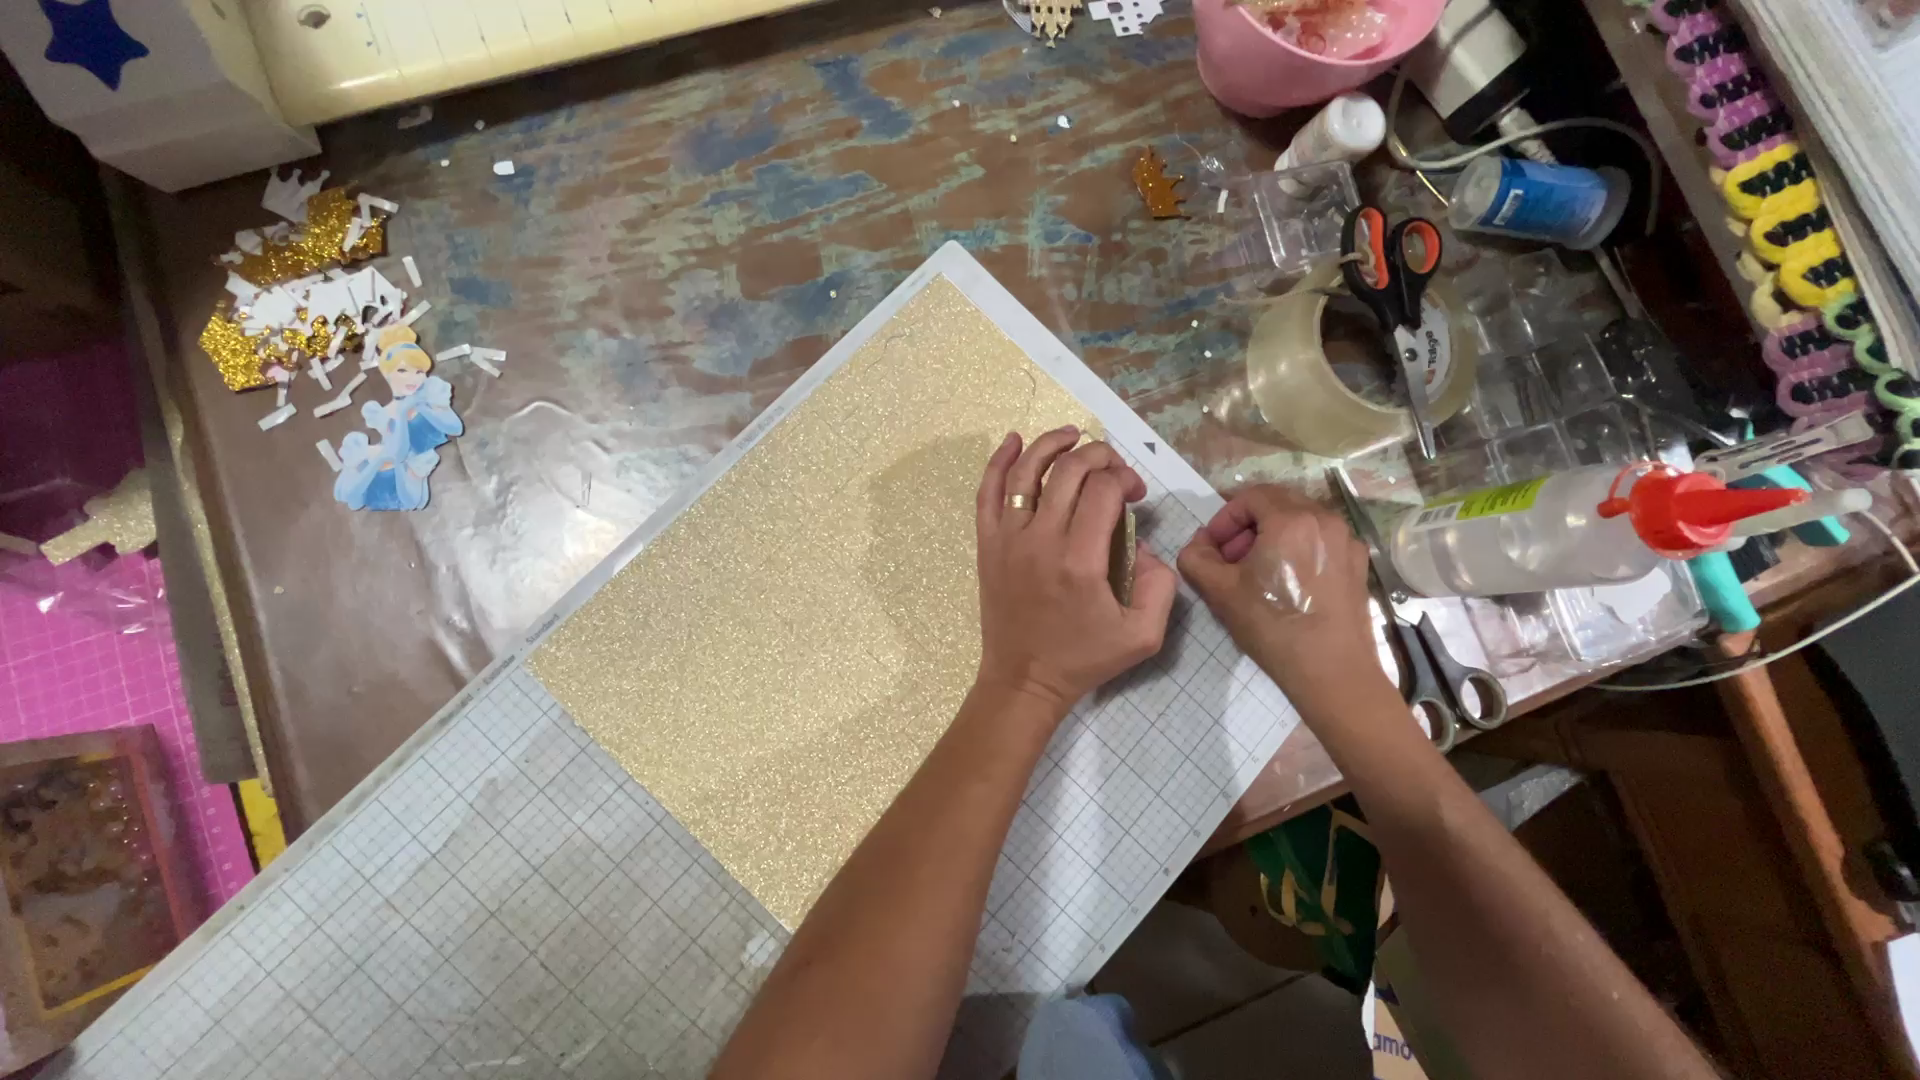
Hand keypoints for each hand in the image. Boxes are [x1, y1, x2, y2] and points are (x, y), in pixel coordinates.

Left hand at [974, 427, 1176, 716]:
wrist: (1023, 679)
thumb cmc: (1083, 659)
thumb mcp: (1143, 635)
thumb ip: (1160, 585)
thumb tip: (1146, 544)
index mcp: (1080, 561)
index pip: (1103, 491)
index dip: (1126, 479)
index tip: (1136, 494)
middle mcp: (1040, 540)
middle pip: (1069, 472)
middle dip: (1099, 457)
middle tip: (1114, 469)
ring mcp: (1008, 539)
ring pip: (1025, 471)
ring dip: (1052, 444)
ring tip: (1073, 435)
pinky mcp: (988, 544)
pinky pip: (987, 492)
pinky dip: (999, 460)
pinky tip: (1014, 440)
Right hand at [1176, 485, 1385, 708]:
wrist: (1331, 671)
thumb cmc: (1272, 625)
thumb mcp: (1219, 591)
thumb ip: (1196, 558)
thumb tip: (1199, 545)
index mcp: (1292, 519)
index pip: (1250, 496)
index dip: (1224, 518)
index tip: (1211, 546)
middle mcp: (1325, 520)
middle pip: (1278, 503)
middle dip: (1247, 525)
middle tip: (1230, 558)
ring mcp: (1347, 541)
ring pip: (1300, 522)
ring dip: (1272, 537)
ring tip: (1257, 572)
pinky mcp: (1358, 564)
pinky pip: (1320, 542)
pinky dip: (1297, 550)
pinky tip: (1286, 585)